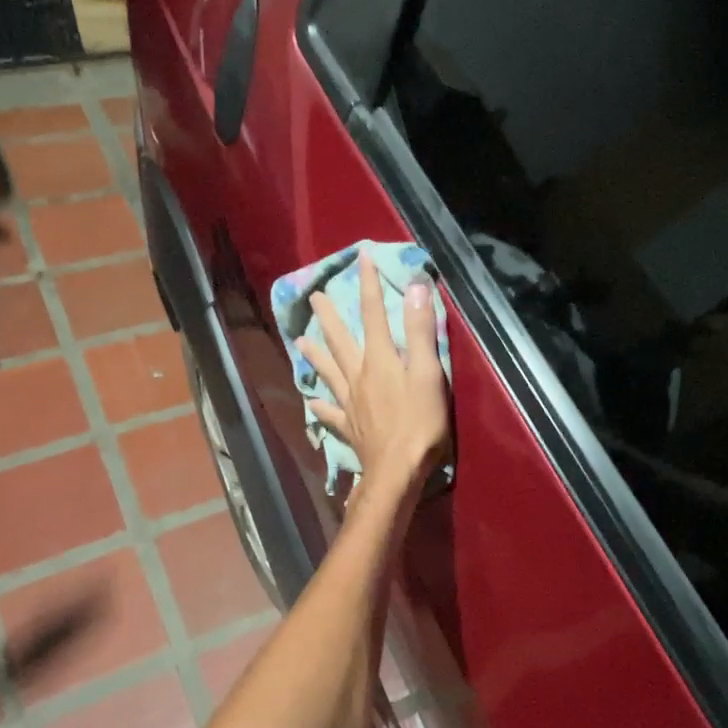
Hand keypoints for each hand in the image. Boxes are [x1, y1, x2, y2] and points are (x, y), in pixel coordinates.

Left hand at [296, 252, 449, 499]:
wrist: (397, 470)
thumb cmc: (419, 422)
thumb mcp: (428, 373)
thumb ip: (419, 331)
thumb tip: (414, 287)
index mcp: (379, 359)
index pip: (373, 313)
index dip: (368, 284)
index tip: (361, 257)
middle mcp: (359, 376)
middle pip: (340, 340)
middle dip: (329, 316)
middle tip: (313, 296)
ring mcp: (351, 402)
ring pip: (328, 372)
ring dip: (315, 355)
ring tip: (300, 341)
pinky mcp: (350, 427)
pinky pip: (330, 413)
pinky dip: (320, 405)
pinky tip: (311, 402)